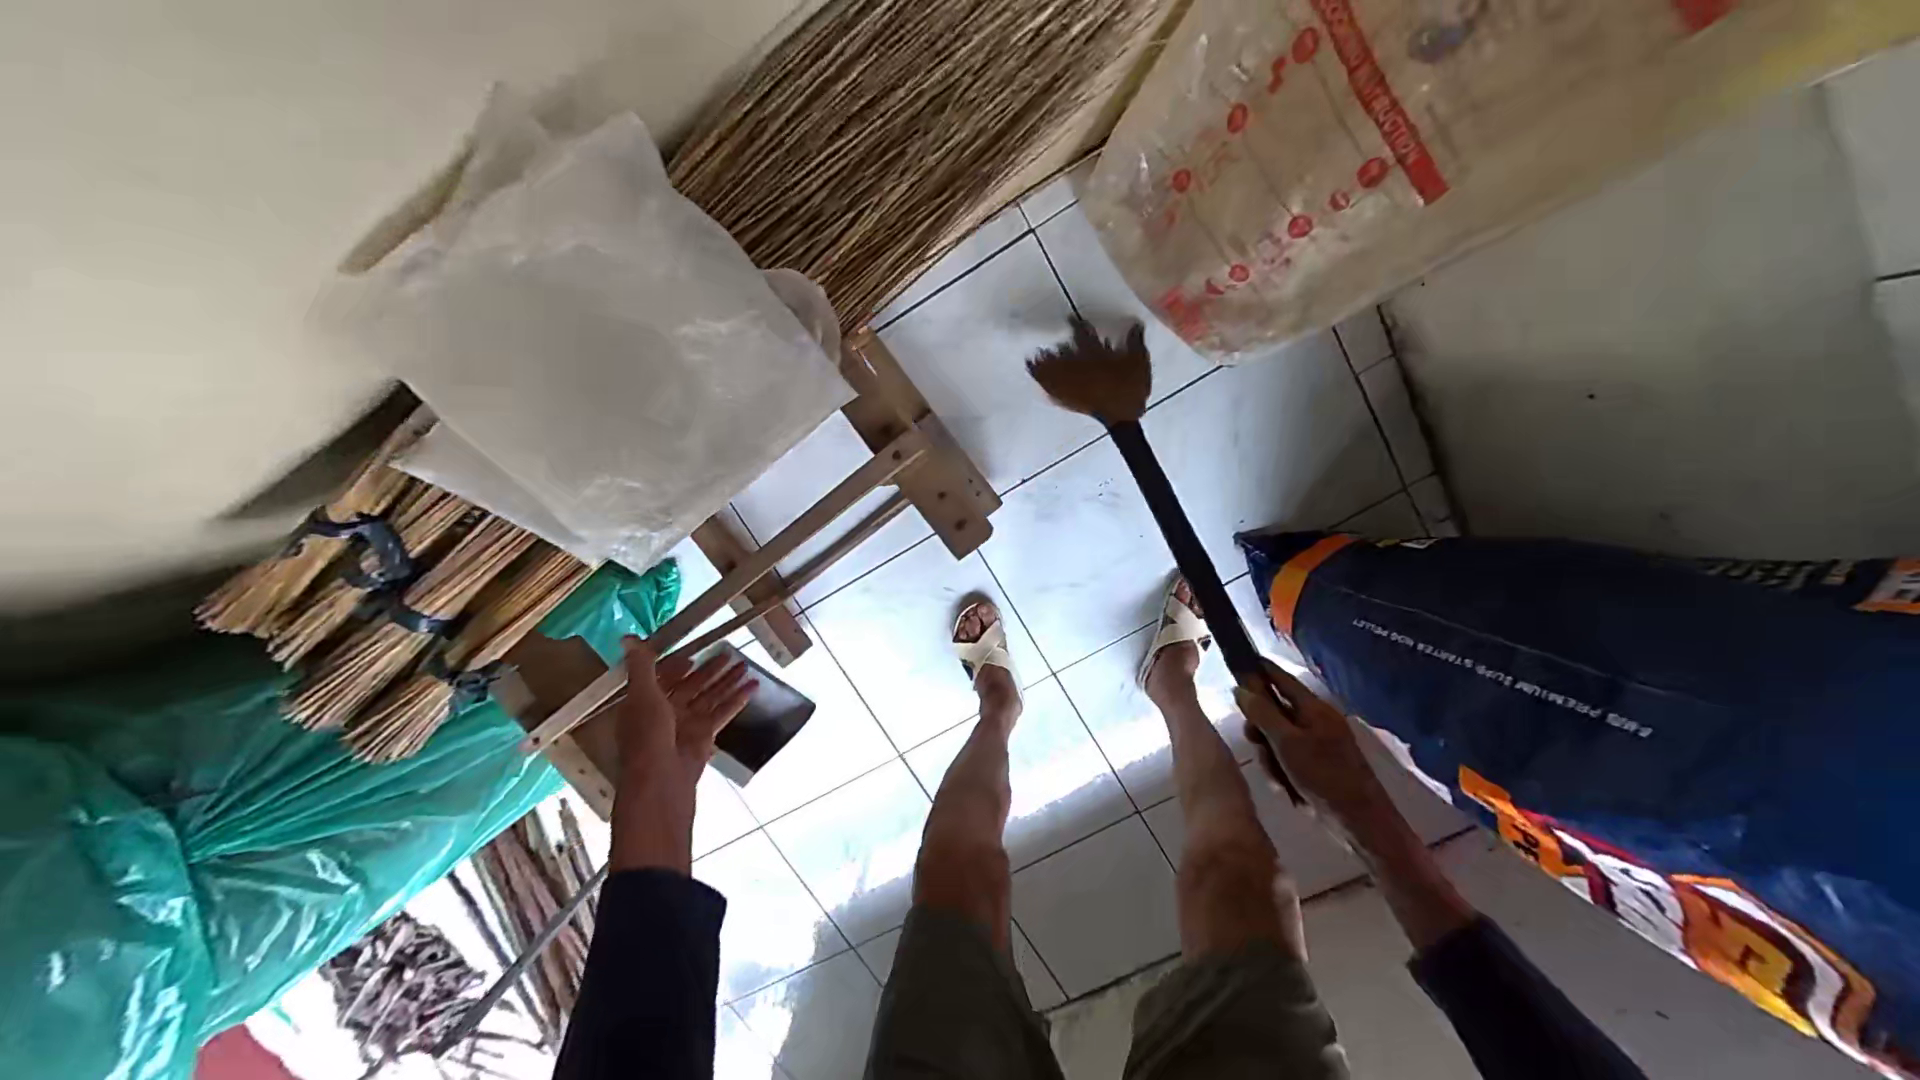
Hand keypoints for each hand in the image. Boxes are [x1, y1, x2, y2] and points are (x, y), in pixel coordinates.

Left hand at [616, 637, 757, 793]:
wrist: (661, 781)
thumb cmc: (646, 737)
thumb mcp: (642, 695)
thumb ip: (642, 666)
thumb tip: (627, 637)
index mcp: (645, 702)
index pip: (663, 677)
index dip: (677, 665)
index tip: (693, 654)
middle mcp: (665, 712)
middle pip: (691, 685)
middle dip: (710, 669)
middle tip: (730, 652)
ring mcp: (686, 724)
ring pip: (710, 696)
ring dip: (727, 680)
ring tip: (745, 665)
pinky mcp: (705, 736)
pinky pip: (723, 712)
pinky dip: (737, 699)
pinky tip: (752, 687)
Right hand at [1235, 658, 1390, 820]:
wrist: (1361, 822)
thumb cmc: (1324, 776)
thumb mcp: (1286, 742)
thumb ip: (1261, 712)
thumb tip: (1239, 688)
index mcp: (1314, 708)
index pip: (1280, 678)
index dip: (1258, 669)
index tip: (1236, 664)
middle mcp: (1316, 720)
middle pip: (1274, 711)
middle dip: (1260, 728)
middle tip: (1254, 741)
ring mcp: (1318, 743)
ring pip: (1277, 738)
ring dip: (1271, 756)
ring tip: (1280, 777)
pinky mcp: (1318, 765)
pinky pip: (1288, 757)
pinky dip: (1282, 770)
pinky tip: (1288, 788)